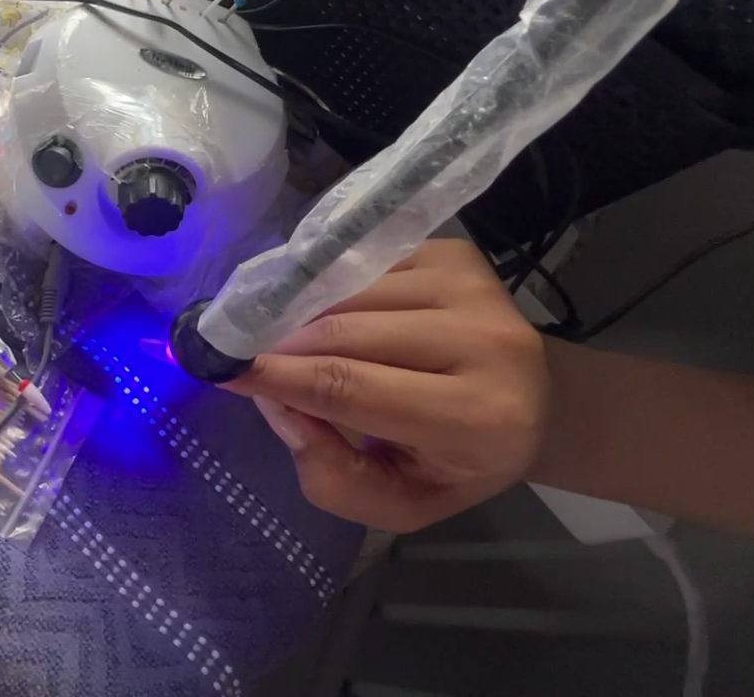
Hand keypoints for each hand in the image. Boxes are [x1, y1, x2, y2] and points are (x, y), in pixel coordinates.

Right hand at [222, 238, 549, 531]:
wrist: (531, 401)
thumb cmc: (456, 459)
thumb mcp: (400, 498)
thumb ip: (332, 474)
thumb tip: (274, 402)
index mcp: (480, 418)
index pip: (349, 386)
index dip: (277, 376)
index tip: (222, 369)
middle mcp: (487, 342)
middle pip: (340, 331)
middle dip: (282, 344)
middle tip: (249, 356)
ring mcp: (471, 287)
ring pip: (344, 291)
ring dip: (305, 315)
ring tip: (297, 339)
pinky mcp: (455, 253)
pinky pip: (360, 264)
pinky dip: (331, 289)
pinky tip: (335, 312)